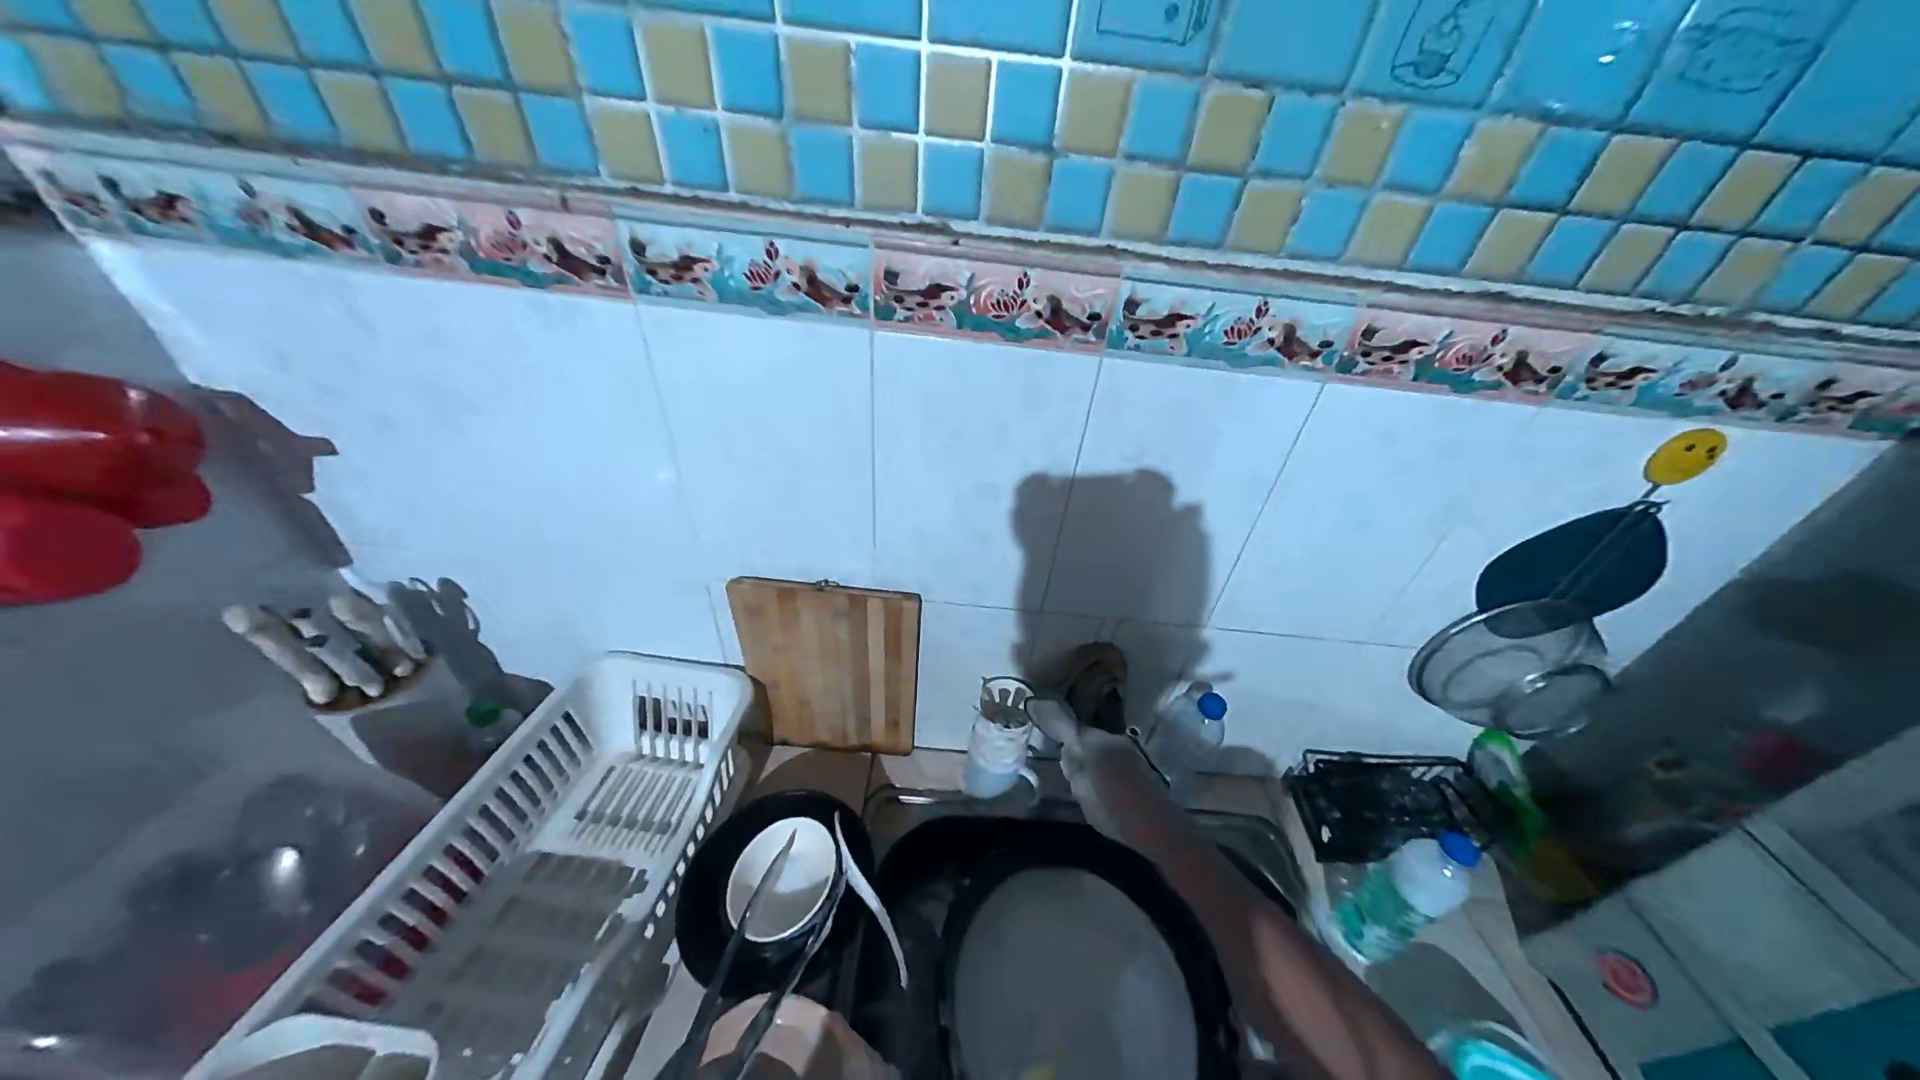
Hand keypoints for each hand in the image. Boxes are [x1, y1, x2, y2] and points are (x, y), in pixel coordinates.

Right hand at [1025, 697, 1143, 841]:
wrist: (1157, 827)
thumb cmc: (1113, 811)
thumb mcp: (1082, 793)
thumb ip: (1072, 769)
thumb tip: (1067, 752)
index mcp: (1095, 743)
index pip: (1071, 727)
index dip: (1059, 728)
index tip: (1048, 729)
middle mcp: (1112, 739)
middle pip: (1087, 735)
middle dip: (1076, 744)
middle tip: (1068, 763)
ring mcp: (1128, 748)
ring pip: (1102, 744)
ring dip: (1092, 753)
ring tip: (1085, 775)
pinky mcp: (1139, 761)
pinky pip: (1113, 753)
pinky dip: (1105, 761)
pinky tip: (1104, 780)